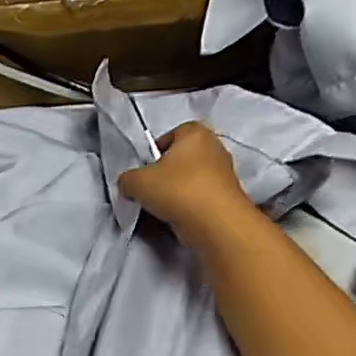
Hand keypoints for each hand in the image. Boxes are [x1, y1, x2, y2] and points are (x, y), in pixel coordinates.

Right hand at [116, 121, 253, 234]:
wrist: (215, 221)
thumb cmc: (176, 189)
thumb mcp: (136, 182)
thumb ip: (127, 179)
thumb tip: (129, 184)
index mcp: (195, 133)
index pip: (173, 133)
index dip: (157, 149)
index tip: (146, 168)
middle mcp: (215, 147)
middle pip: (183, 157)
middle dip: (167, 171)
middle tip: (151, 187)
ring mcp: (225, 172)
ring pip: (193, 178)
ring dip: (178, 189)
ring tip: (163, 206)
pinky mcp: (229, 195)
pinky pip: (201, 195)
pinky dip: (190, 204)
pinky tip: (178, 216)